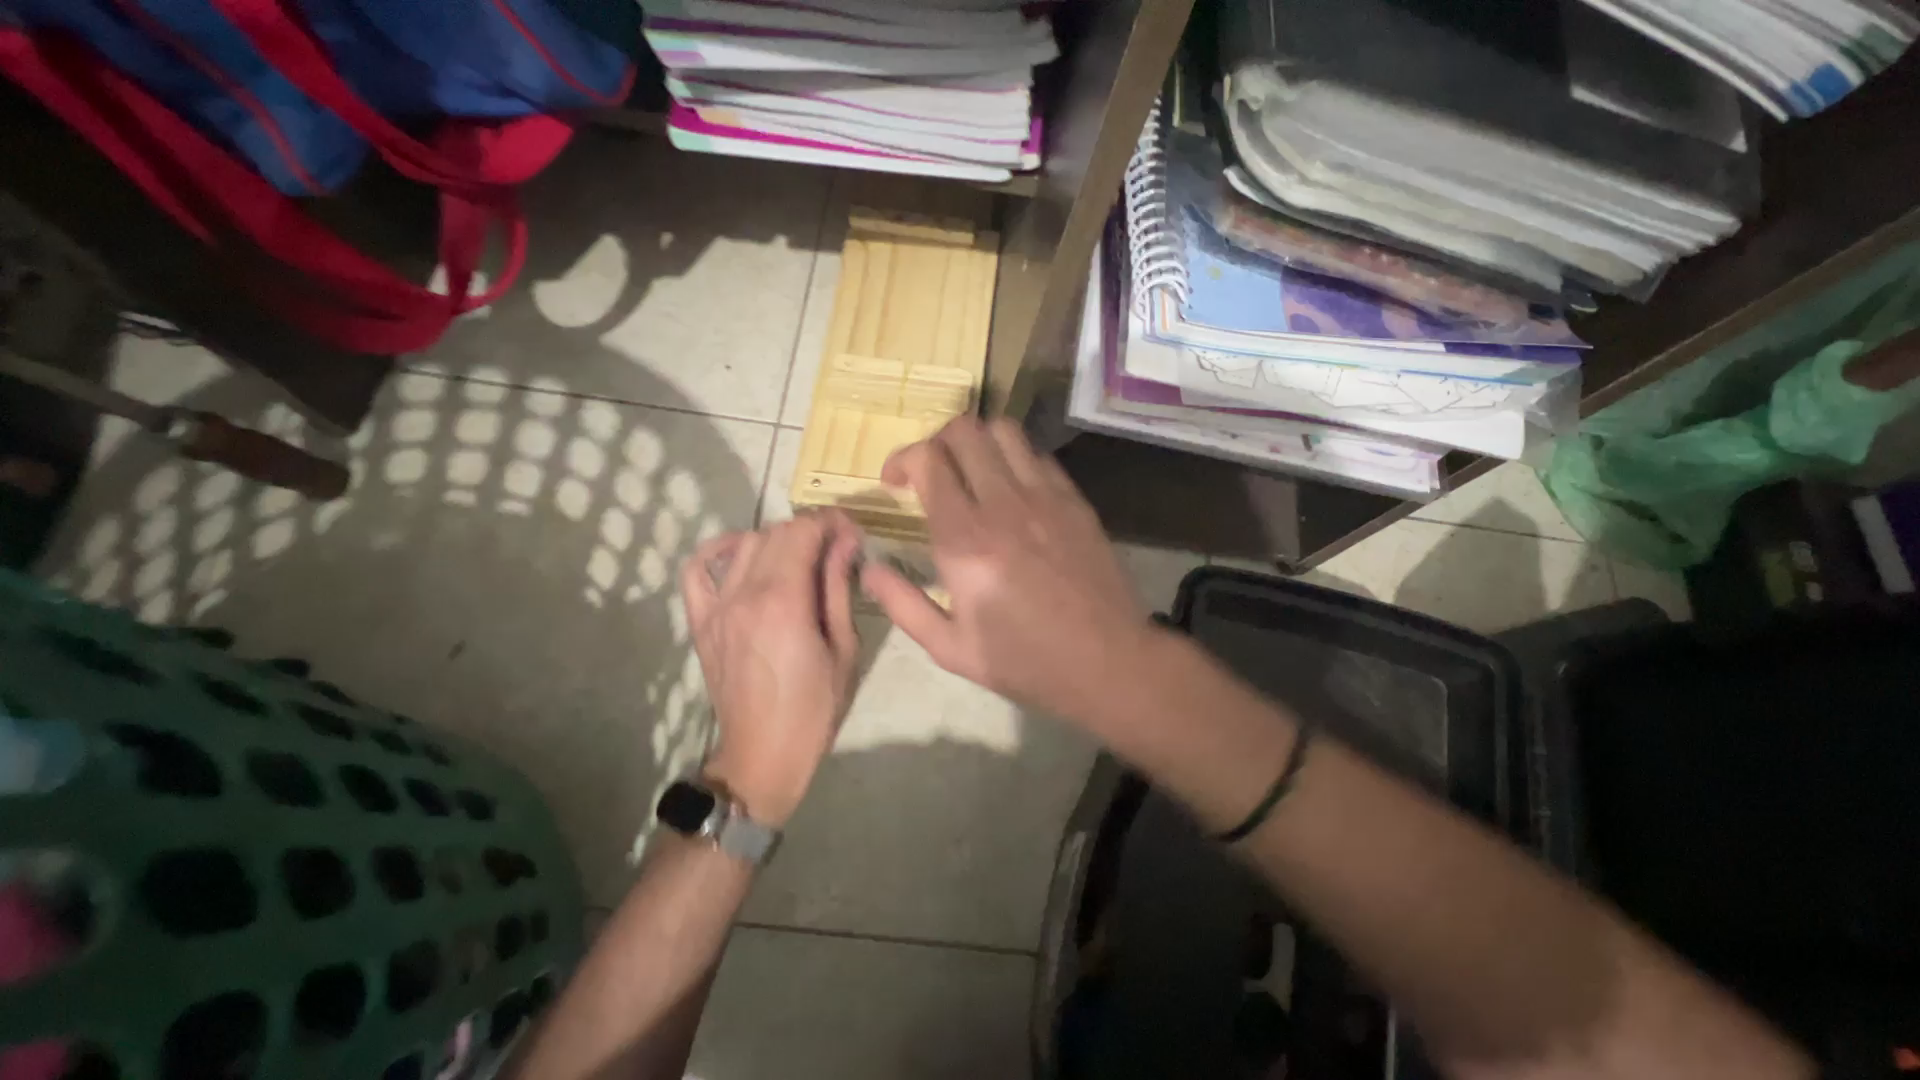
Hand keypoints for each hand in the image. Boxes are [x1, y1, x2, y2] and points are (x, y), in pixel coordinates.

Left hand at [682, 512, 863, 826]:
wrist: (763, 754)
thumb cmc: (815, 709)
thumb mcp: (843, 649)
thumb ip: (838, 588)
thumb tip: (845, 542)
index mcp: (785, 601)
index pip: (804, 531)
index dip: (832, 522)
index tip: (852, 534)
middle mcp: (745, 594)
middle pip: (776, 532)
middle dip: (810, 529)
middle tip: (835, 548)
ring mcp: (717, 606)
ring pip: (744, 544)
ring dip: (776, 539)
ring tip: (799, 558)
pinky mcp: (701, 621)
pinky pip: (697, 570)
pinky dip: (718, 551)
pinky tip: (742, 553)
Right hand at [860, 418, 1159, 724]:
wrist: (1107, 662)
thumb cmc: (1024, 661)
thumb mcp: (950, 648)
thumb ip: (903, 604)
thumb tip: (868, 567)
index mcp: (965, 540)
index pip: (928, 460)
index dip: (901, 460)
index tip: (895, 484)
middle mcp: (1003, 504)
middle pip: (963, 430)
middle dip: (935, 442)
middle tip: (931, 473)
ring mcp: (1045, 497)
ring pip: (1004, 430)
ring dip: (977, 442)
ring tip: (970, 472)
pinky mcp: (1075, 501)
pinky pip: (1038, 456)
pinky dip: (1015, 460)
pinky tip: (1012, 492)